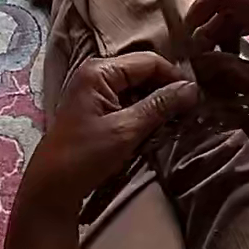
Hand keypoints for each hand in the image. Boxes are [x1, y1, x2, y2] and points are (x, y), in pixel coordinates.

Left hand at [21, 52, 198, 213]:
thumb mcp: (126, 130)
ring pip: (137, 88)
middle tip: (189, 112)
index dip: (174, 77)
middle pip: (143, 72)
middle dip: (166, 90)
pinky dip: (143, 113)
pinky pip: (127, 102)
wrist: (51, 187)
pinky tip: (156, 129)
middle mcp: (96, 73)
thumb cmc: (85, 156)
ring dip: (157, 104)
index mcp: (100, 71)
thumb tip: (193, 89)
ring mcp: (95, 91)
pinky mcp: (96, 109)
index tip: (197, 98)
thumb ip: (160, 106)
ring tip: (176, 122)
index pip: (149, 61)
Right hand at [184, 0, 248, 128]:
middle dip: (213, 23)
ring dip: (228, 30)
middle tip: (197, 52)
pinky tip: (239, 58)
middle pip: (239, 0)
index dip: (201, 8)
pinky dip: (246, 34)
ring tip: (215, 60)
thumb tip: (194, 58)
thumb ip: (226, 69)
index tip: (185, 33)